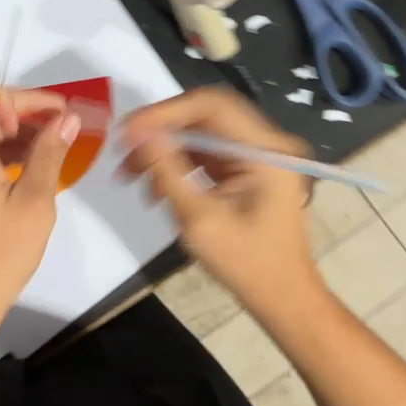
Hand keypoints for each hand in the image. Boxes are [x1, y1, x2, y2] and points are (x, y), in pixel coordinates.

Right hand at [119, 88, 319, 314]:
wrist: (282, 299)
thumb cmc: (247, 264)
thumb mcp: (199, 219)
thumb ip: (167, 170)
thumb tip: (137, 132)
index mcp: (265, 150)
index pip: (211, 106)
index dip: (166, 112)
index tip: (129, 131)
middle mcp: (263, 143)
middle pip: (201, 115)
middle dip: (158, 130)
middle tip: (123, 148)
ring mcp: (252, 155)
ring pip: (196, 131)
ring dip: (161, 148)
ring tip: (131, 172)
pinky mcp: (241, 168)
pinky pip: (200, 151)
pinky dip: (173, 163)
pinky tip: (154, 187)